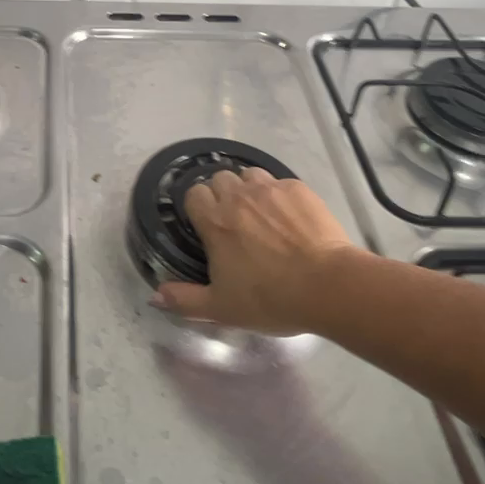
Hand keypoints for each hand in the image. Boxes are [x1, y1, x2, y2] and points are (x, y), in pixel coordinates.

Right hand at [152, 167, 356, 333]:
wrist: (329, 286)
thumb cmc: (271, 298)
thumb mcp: (222, 308)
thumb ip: (185, 301)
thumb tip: (155, 296)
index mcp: (215, 221)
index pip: (194, 194)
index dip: (199, 208)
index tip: (208, 227)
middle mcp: (238, 197)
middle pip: (220, 179)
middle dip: (223, 196)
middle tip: (235, 223)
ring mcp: (270, 189)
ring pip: (249, 175)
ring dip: (250, 190)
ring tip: (262, 215)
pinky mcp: (299, 189)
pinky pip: (280, 182)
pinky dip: (280, 195)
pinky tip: (291, 218)